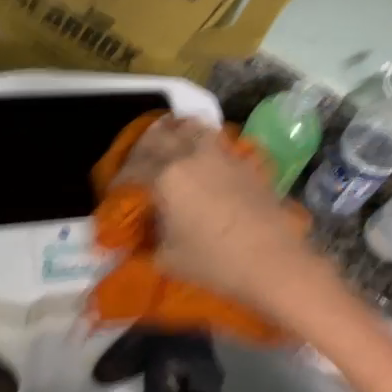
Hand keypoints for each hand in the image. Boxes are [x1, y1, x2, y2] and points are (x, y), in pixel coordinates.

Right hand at [116, 115, 332, 316]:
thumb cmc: (214, 263)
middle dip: (145, 146)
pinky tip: (205, 160)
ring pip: (193, 128)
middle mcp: (192, 156)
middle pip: (161, 136)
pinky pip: (218, 143)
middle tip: (141, 159)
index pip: (134, 168)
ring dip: (177, 132)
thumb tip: (149, 232)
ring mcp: (222, 156)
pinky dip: (205, 144)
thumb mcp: (168, 259)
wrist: (273, 261)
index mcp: (166, 177)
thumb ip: (151, 240)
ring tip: (172, 143)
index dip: (122, 177)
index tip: (118, 187)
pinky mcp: (246, 163)